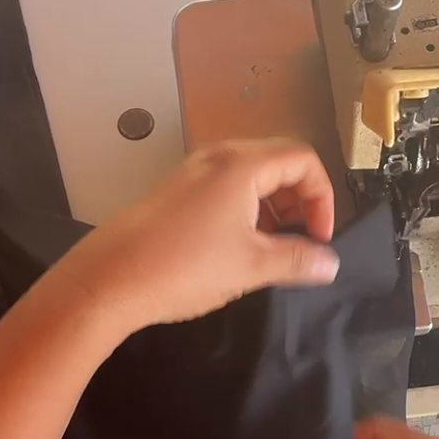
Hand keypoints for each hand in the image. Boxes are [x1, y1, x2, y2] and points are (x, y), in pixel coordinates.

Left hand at [55, 138, 341, 330]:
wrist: (107, 280)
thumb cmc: (185, 267)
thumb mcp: (251, 267)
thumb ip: (297, 260)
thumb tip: (331, 263)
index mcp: (241, 165)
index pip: (302, 158)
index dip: (322, 196)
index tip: (319, 237)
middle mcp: (216, 157)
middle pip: (277, 162)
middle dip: (299, 199)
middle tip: (299, 240)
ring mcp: (192, 172)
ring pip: (249, 176)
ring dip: (271, 207)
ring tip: (270, 248)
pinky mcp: (174, 191)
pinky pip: (224, 188)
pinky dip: (244, 210)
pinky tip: (236, 247)